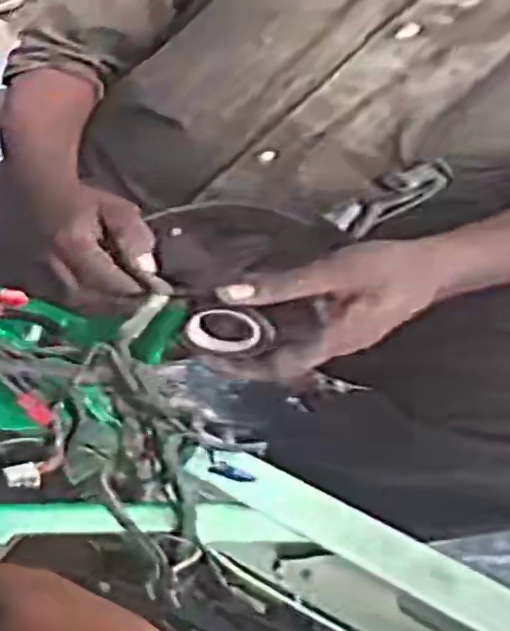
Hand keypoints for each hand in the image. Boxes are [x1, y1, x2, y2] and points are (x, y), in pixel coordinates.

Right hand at [23, 181, 157, 300]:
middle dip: (117, 305)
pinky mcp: (14, 282)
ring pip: (67, 305)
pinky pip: (49, 300)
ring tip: (112, 300)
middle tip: (138, 303)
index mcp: (73, 246)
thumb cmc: (69, 199)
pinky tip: (82, 293)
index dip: (140, 294)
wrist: (20, 196)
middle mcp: (47, 267)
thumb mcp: (113, 208)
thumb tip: (147, 270)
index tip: (159, 293)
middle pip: (89, 303)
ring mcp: (26, 277)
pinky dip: (70, 301)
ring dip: (93, 306)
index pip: (114, 285)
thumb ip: (133, 236)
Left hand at [216, 239, 451, 379]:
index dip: (237, 368)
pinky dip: (258, 328)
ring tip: (202, 328)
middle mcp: (329, 345)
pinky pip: (286, 333)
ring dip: (241, 341)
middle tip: (191, 340)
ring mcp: (329, 336)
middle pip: (271, 362)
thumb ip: (281, 285)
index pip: (277, 368)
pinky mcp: (327, 324)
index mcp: (334, 341)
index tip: (202, 356)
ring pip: (276, 348)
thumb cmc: (391, 267)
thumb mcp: (333, 272)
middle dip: (230, 355)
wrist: (438, 261)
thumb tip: (226, 293)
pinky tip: (234, 313)